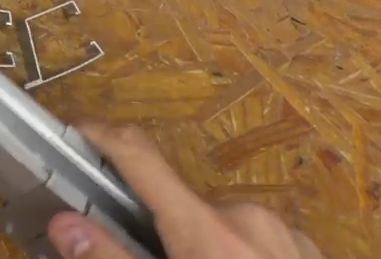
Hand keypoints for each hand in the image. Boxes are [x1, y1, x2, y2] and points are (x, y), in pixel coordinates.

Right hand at [48, 124, 324, 257]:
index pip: (136, 151)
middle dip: (159, 229)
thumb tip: (63, 223)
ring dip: (203, 247)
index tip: (72, 135)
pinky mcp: (316, 256)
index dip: (98, 134)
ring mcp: (292, 239)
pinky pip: (262, 244)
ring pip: (222, 225)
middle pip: (179, 201)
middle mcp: (249, 220)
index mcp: (207, 230)